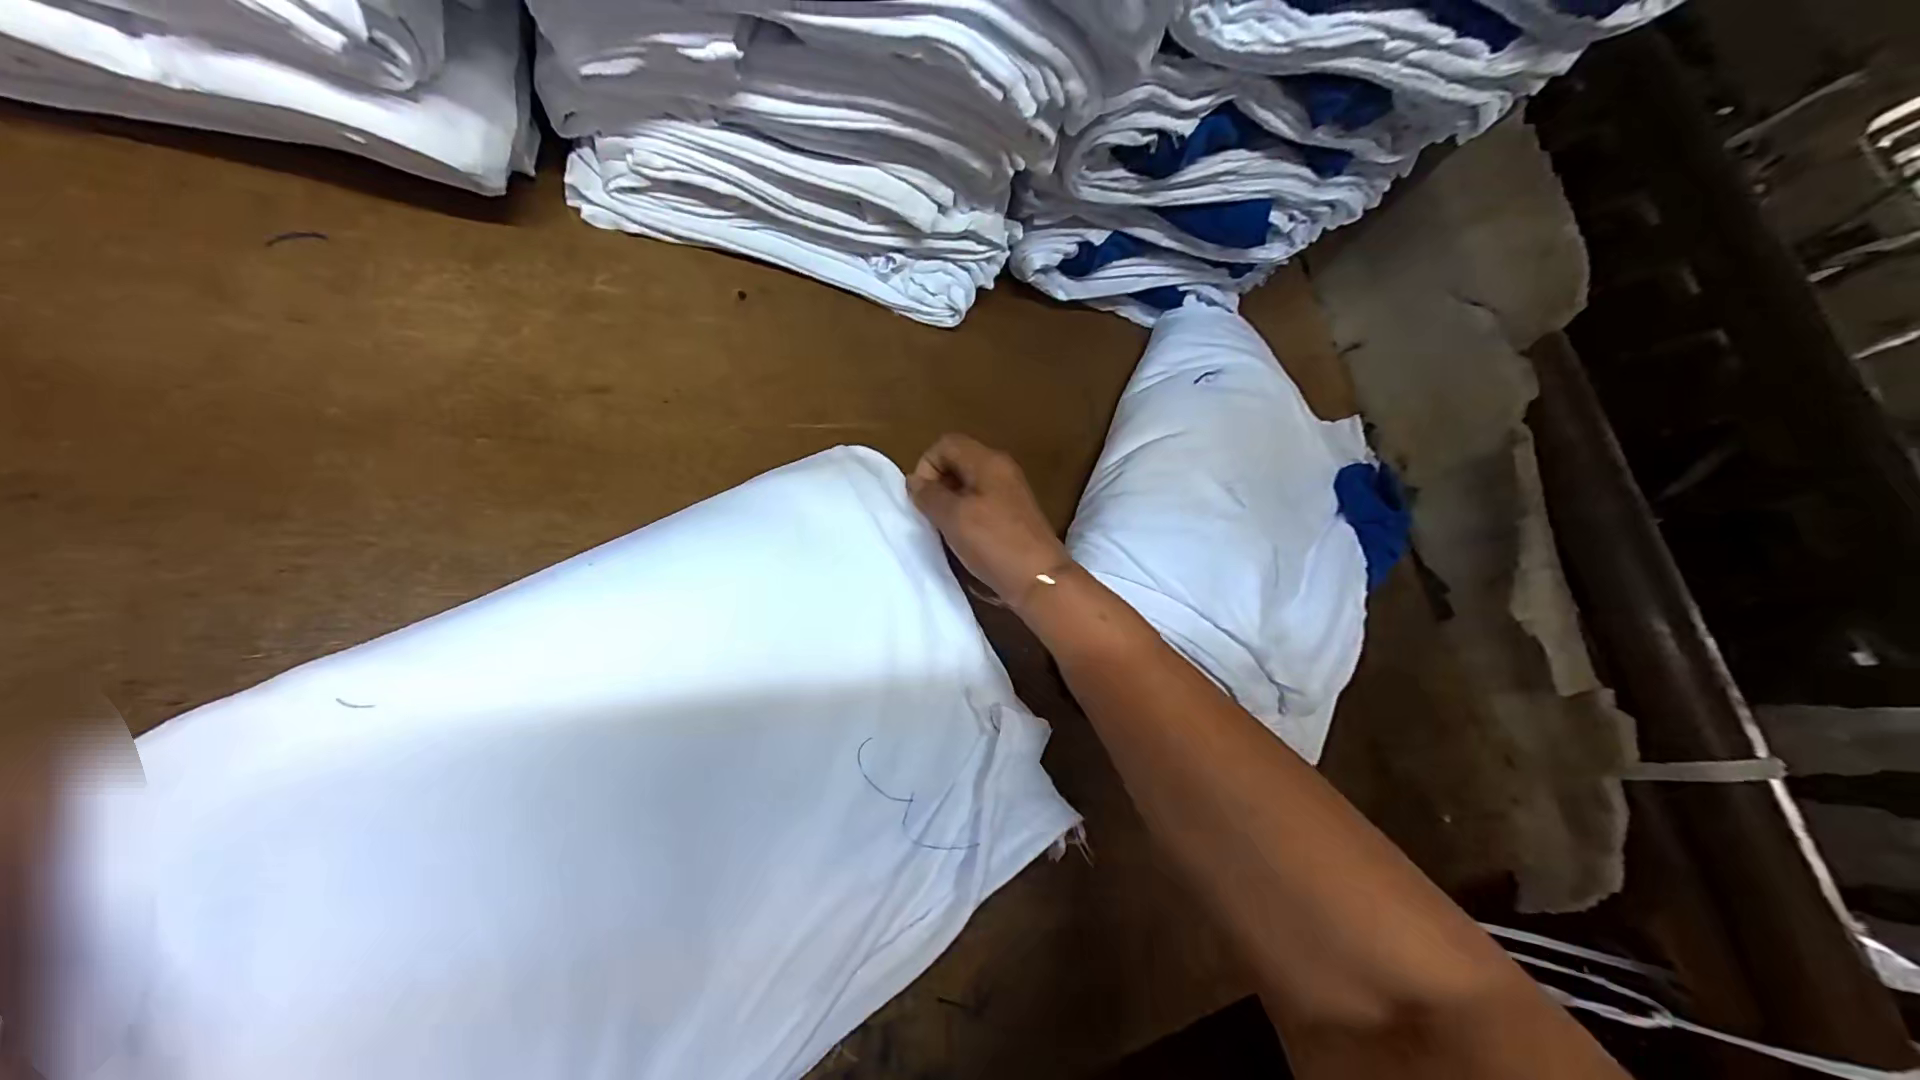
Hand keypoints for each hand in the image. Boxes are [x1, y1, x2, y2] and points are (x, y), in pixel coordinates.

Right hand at [907, 434, 1071, 607]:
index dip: (926, 466)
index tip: (922, 499)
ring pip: (968, 485)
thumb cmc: (994, 543)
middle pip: (957, 462)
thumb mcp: (953, 517)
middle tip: (931, 516)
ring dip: (950, 503)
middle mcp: (1001, 469)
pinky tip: (964, 539)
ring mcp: (1010, 492)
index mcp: (988, 461)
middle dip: (937, 485)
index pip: (946, 444)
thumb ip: (929, 495)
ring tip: (946, 530)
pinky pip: (981, 503)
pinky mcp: (1014, 515)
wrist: (1040, 580)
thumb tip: (915, 481)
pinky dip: (966, 515)